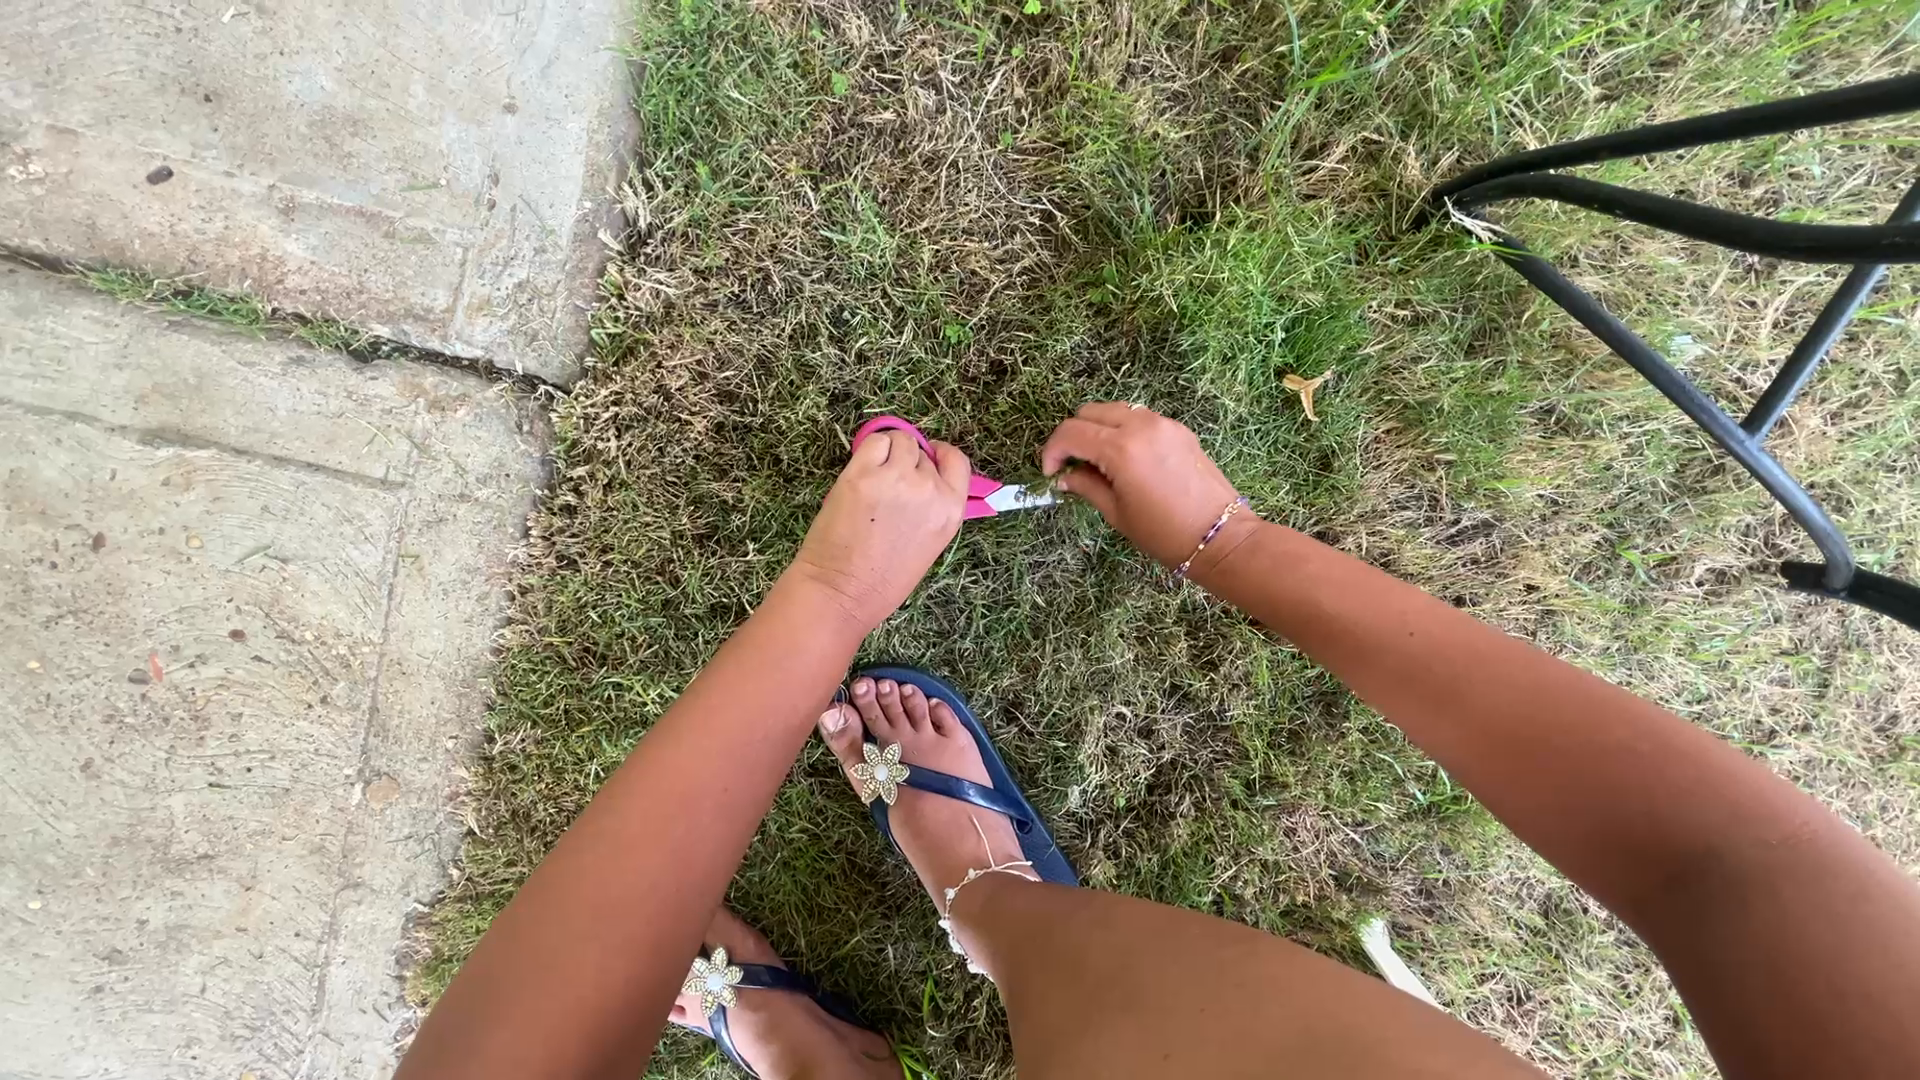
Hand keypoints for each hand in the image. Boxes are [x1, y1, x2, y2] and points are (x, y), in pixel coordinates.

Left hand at [786, 429, 970, 631]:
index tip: (929, 454)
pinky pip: (872, 442)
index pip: (958, 462)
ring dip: (889, 451)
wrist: (843, 592)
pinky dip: (868, 449)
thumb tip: (920, 479)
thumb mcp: (930, 544)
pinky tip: (861, 469)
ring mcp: (895, 478)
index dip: (941, 454)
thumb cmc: (883, 581)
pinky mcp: (861, 473)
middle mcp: (928, 490)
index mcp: (950, 512)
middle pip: (923, 454)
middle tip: (889, 484)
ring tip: (873, 476)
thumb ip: (933, 509)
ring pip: (899, 441)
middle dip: (908, 462)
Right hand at [1040, 403, 1250, 569]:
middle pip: (1089, 412)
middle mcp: (1140, 425)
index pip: (1070, 433)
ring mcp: (1163, 423)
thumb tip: (1064, 475)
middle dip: (1073, 436)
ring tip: (1098, 463)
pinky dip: (1123, 432)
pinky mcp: (1178, 429)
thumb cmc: (1164, 533)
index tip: (1050, 472)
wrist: (1220, 537)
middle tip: (1072, 466)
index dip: (1052, 451)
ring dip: (1098, 430)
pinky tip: (1126, 462)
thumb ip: (1085, 485)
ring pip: (1114, 410)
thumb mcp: (1116, 512)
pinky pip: (1139, 419)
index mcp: (1121, 449)